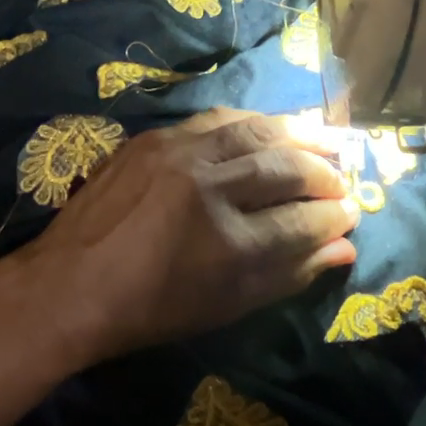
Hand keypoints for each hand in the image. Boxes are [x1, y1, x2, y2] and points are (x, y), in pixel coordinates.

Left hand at [15, 109, 358, 364]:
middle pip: (284, 166)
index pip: (302, 219)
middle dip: (323, 171)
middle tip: (343, 175)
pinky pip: (216, 119)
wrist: (72, 282)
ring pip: (253, 130)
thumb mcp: (227, 305)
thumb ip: (289, 273)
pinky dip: (250, 121)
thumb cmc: (152, 307)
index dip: (334, 215)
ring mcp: (180, 153)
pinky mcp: (156, 137)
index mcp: (229, 242)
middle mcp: (209, 186)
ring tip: (321, 137)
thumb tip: (345, 246)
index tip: (353, 209)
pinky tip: (268, 126)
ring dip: (294, 133)